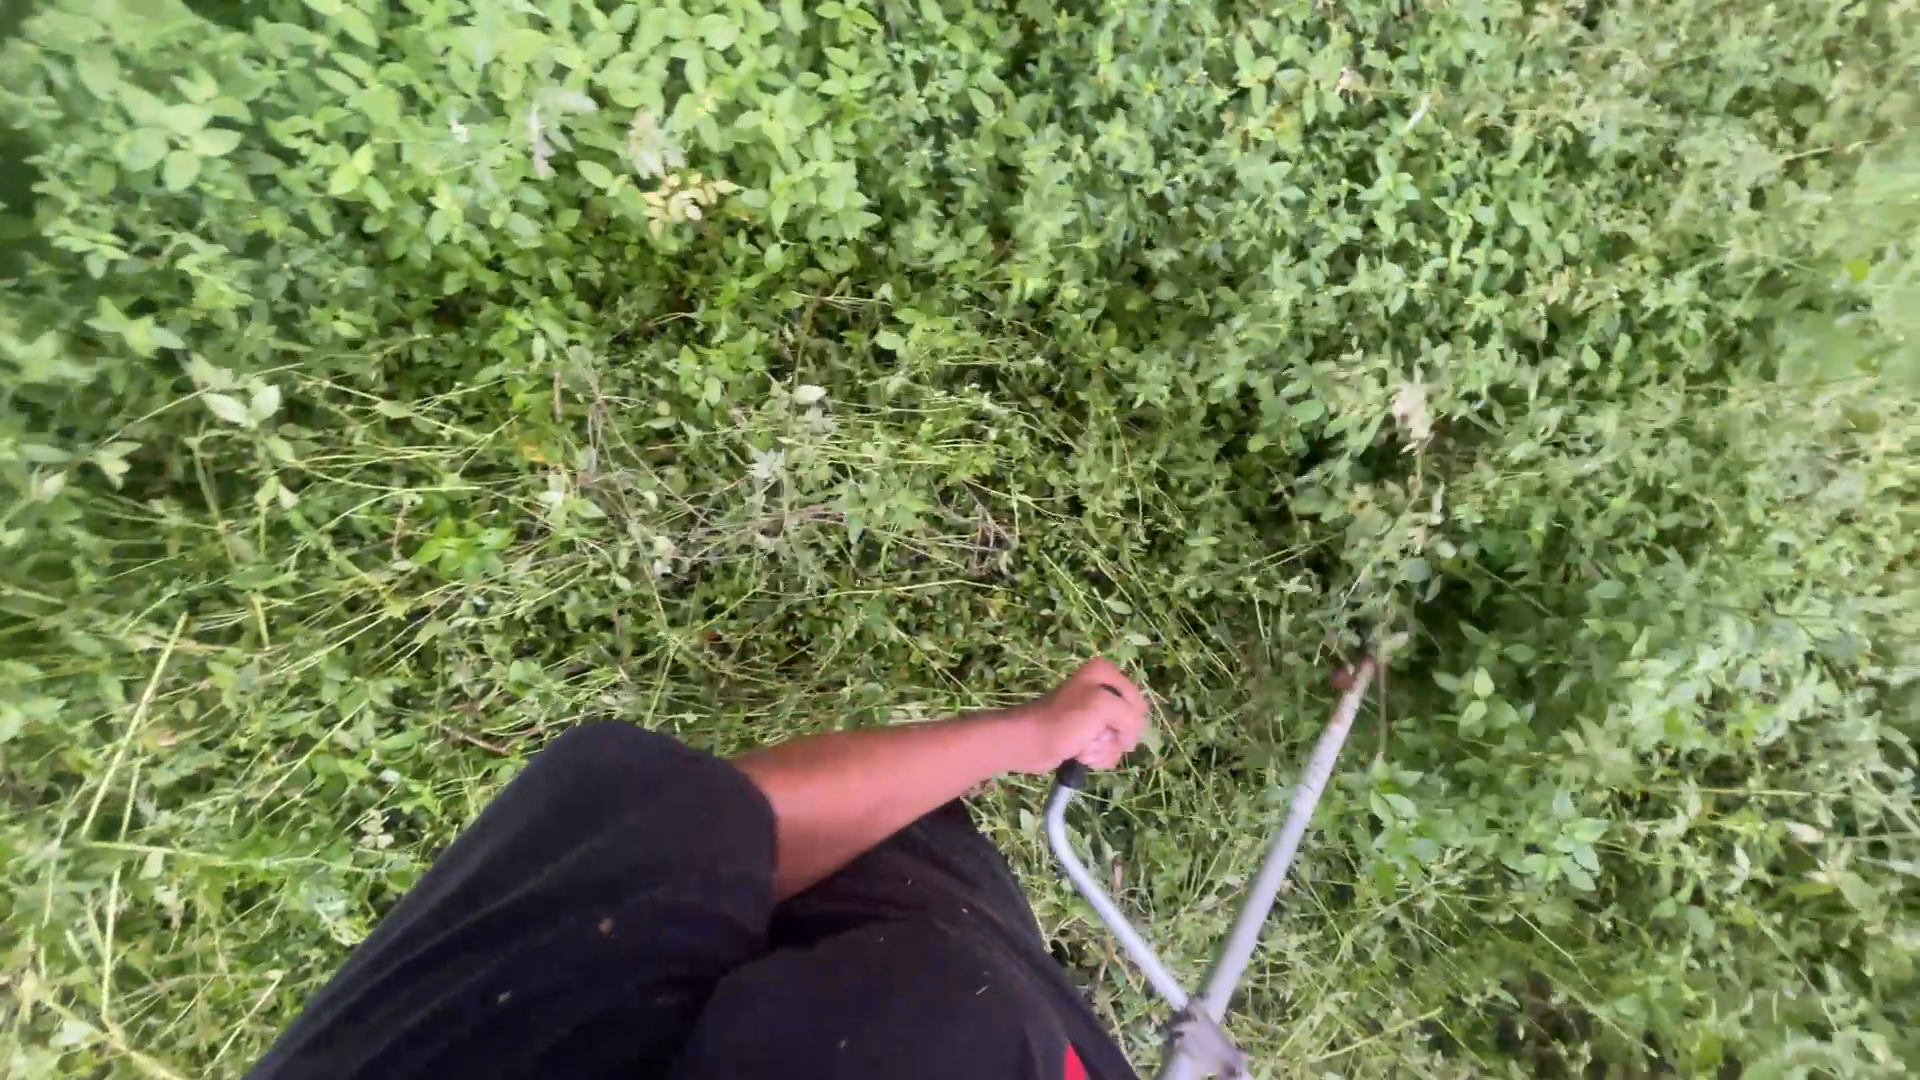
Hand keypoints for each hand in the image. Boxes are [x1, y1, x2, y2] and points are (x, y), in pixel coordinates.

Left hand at [1013, 658, 1149, 772]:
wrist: (1028, 744)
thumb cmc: (1063, 721)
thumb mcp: (1102, 706)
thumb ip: (1130, 715)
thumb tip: (1129, 738)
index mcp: (1105, 674)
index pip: (1137, 704)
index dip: (1128, 721)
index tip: (1108, 725)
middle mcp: (1101, 690)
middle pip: (1130, 724)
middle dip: (1113, 737)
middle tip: (1092, 735)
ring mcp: (1094, 715)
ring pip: (1119, 741)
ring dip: (1102, 750)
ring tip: (1081, 746)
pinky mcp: (1087, 735)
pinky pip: (1107, 751)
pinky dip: (1096, 757)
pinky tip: (1078, 754)